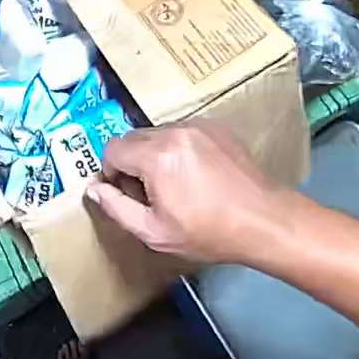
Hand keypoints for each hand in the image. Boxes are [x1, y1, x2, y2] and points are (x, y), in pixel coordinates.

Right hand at [84, 121, 291, 264]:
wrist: (264, 220)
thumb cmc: (208, 232)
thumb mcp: (154, 232)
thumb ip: (117, 208)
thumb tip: (94, 189)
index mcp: (156, 156)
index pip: (113, 149)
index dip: (111, 172)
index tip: (126, 193)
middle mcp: (175, 132)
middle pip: (133, 137)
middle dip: (131, 162)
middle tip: (148, 192)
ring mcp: (198, 126)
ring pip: (157, 133)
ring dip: (154, 153)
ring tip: (174, 184)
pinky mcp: (216, 126)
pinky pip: (181, 132)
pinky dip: (177, 148)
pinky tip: (194, 174)